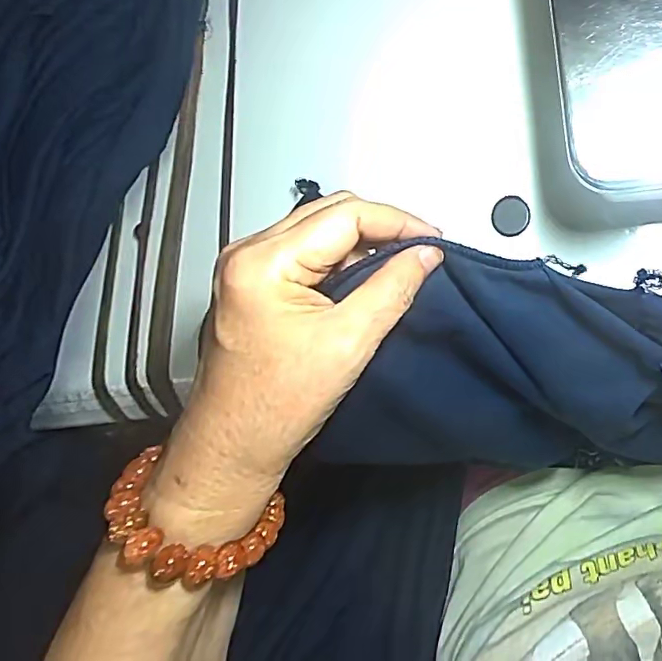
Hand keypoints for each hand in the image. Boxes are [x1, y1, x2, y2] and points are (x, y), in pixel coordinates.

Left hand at [151, 193, 442, 527]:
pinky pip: (312, 247)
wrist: (230, 451)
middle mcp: (249, 254)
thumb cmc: (271, 410)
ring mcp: (250, 265)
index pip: (346, 215)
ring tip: (402, 260)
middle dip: (383, 225)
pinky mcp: (258, 278)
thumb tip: (425, 254)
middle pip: (333, 211)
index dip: (397, 221)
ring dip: (366, 239)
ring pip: (324, 225)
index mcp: (263, 263)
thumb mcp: (349, 343)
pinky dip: (346, 255)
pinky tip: (370, 273)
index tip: (431, 238)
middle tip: (422, 246)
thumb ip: (393, 288)